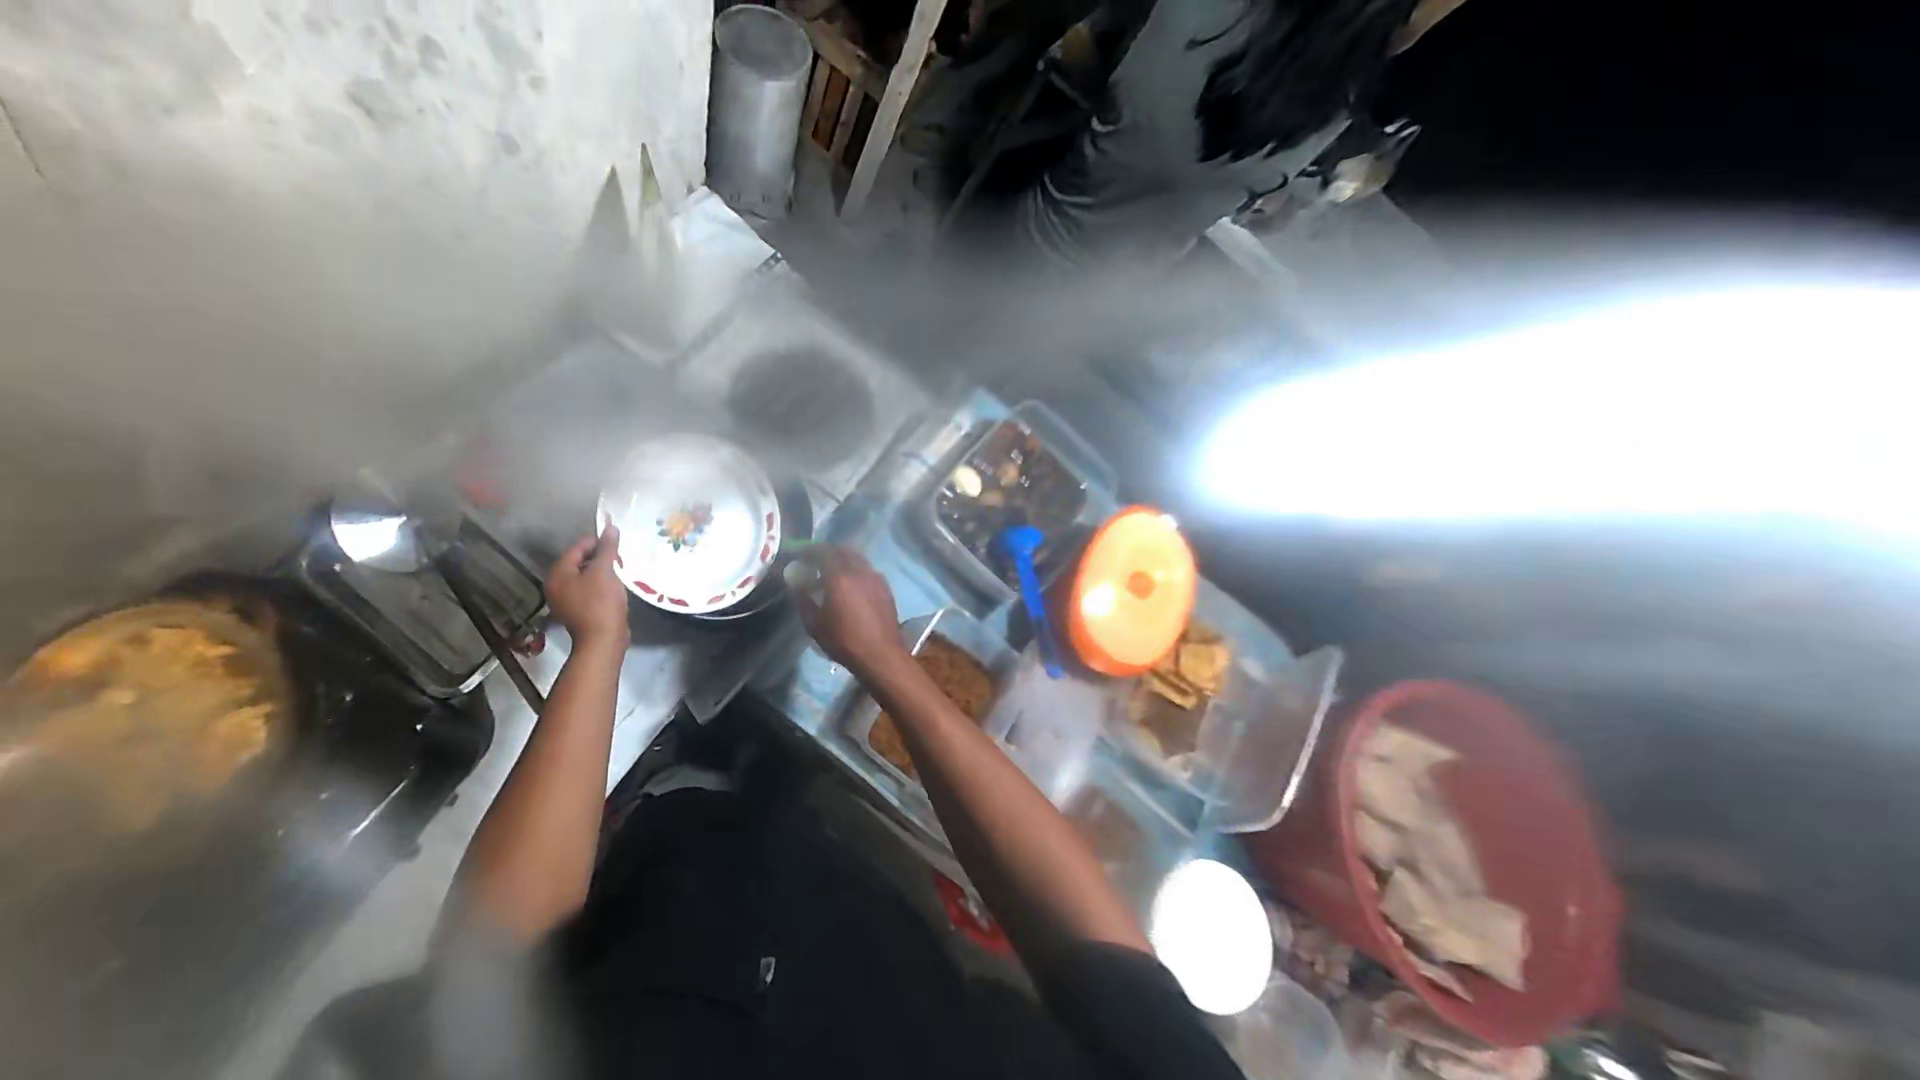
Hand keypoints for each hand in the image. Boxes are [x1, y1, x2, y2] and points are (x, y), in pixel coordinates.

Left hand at [546, 525, 629, 652]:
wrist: (602, 640)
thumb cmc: (601, 602)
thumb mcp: (604, 571)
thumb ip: (607, 548)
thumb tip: (610, 528)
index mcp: (558, 573)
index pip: (577, 547)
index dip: (597, 541)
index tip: (617, 542)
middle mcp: (556, 585)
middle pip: (578, 561)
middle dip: (599, 556)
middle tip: (620, 556)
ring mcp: (565, 600)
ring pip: (584, 576)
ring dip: (600, 571)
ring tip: (620, 569)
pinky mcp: (577, 610)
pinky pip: (588, 589)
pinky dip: (600, 584)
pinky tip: (614, 586)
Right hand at [793, 546, 906, 673]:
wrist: (880, 655)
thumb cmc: (843, 641)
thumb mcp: (814, 624)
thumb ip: (802, 598)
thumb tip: (794, 581)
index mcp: (840, 576)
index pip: (822, 551)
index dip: (809, 550)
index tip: (799, 555)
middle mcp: (860, 571)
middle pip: (843, 550)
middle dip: (827, 552)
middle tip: (814, 562)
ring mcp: (876, 578)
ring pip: (857, 559)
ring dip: (842, 561)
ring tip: (831, 577)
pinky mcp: (885, 588)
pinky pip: (867, 570)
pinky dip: (855, 571)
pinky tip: (850, 588)